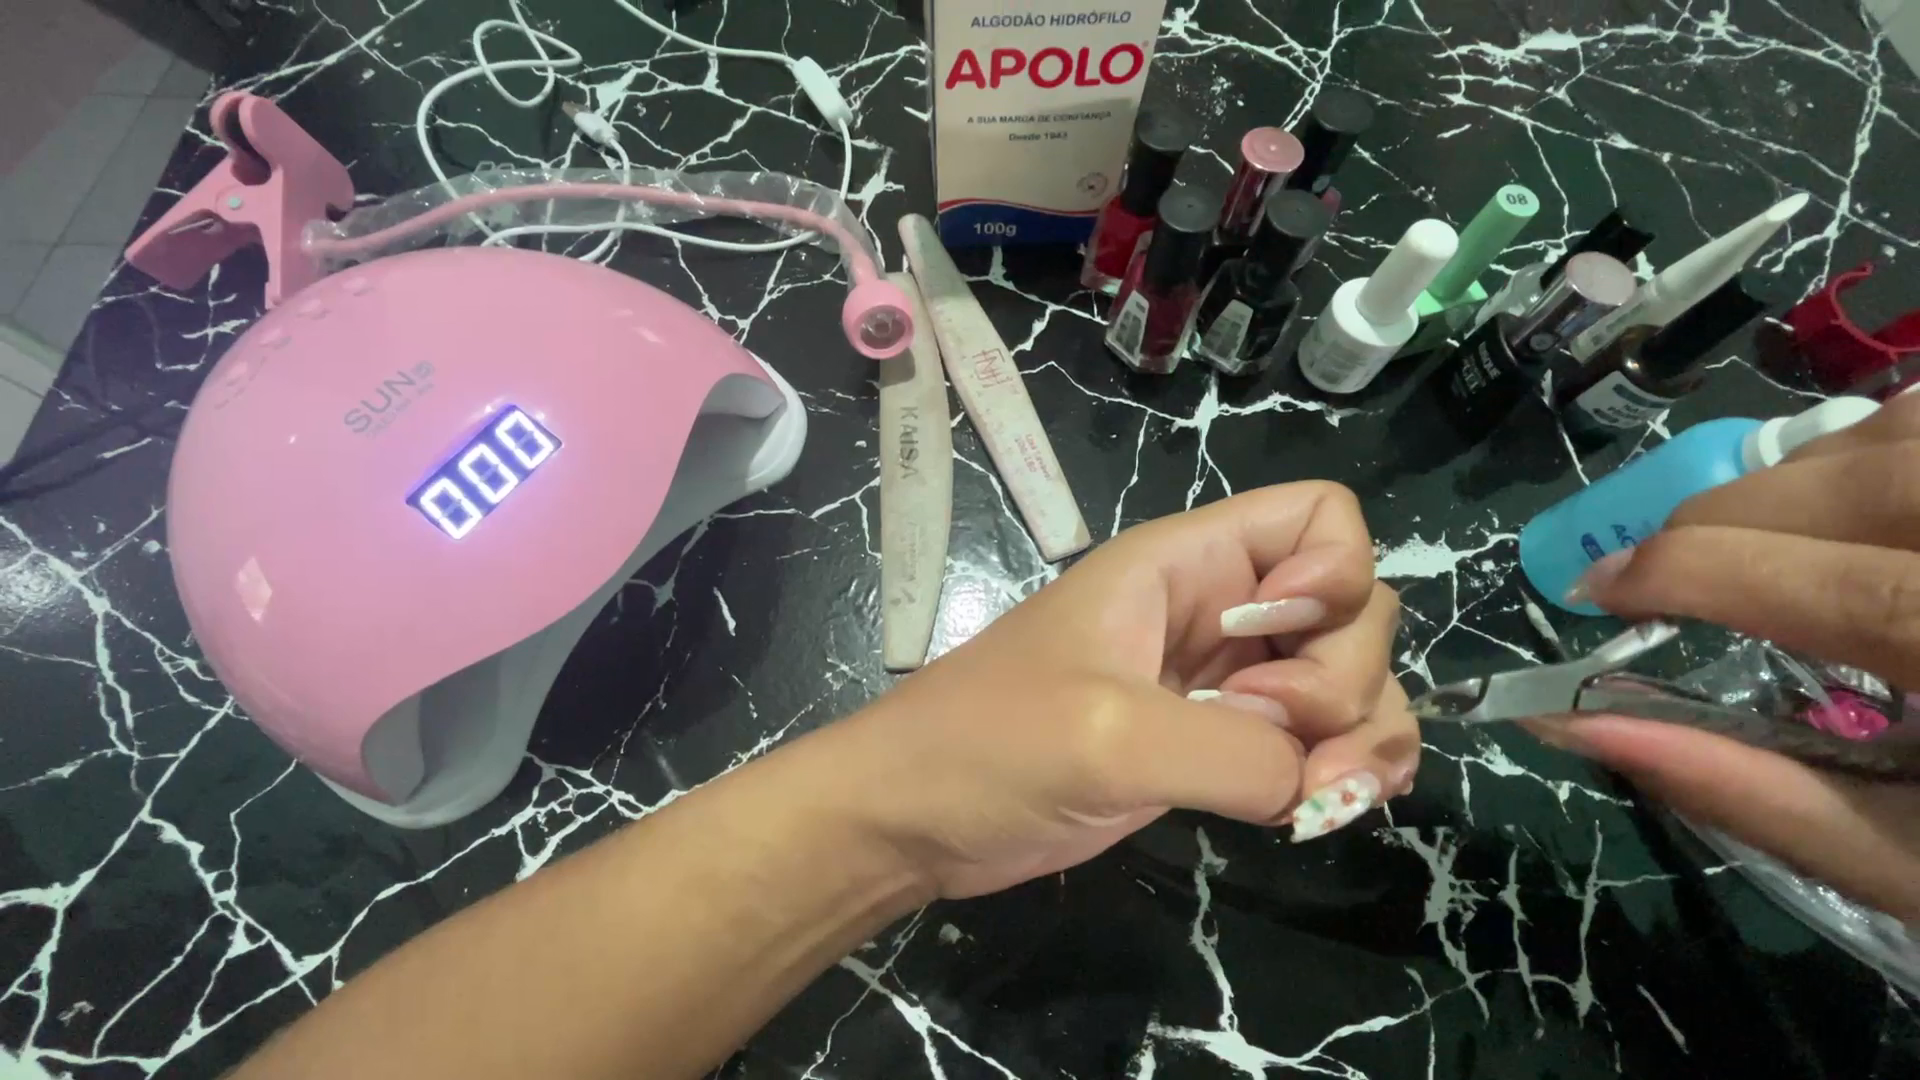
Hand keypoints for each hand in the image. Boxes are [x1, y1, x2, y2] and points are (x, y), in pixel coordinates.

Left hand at [808, 483, 1415, 899]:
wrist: (921, 813)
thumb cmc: (991, 744)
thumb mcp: (1110, 734)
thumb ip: (1233, 749)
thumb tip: (1319, 775)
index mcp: (1179, 564)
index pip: (1316, 516)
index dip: (1334, 572)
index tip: (1282, 644)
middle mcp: (1212, 609)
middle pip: (1350, 607)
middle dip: (1342, 678)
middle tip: (1272, 734)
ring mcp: (1216, 680)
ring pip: (1345, 677)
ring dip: (1363, 733)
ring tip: (1317, 797)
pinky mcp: (1212, 743)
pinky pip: (1315, 741)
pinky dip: (1343, 770)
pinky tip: (1324, 807)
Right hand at [1539, 393, 1919, 922]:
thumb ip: (1752, 791)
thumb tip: (1573, 722)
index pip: (1847, 593)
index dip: (1686, 574)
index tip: (1597, 590)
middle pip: (1871, 485)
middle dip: (1719, 521)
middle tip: (1660, 570)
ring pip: (1914, 427)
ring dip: (1797, 474)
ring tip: (1755, 536)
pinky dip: (1881, 440)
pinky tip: (1861, 497)